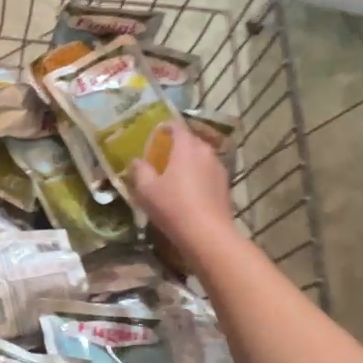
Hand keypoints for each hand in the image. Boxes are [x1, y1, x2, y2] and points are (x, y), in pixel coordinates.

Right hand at [129, 122, 233, 237]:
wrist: (208, 234)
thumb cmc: (173, 206)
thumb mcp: (146, 189)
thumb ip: (140, 171)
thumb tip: (137, 161)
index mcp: (186, 148)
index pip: (177, 127)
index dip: (166, 127)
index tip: (156, 133)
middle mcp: (205, 153)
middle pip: (192, 141)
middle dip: (178, 144)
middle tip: (164, 154)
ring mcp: (219, 169)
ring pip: (202, 157)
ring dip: (190, 160)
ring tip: (177, 173)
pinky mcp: (226, 186)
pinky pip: (209, 172)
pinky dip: (199, 174)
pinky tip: (190, 189)